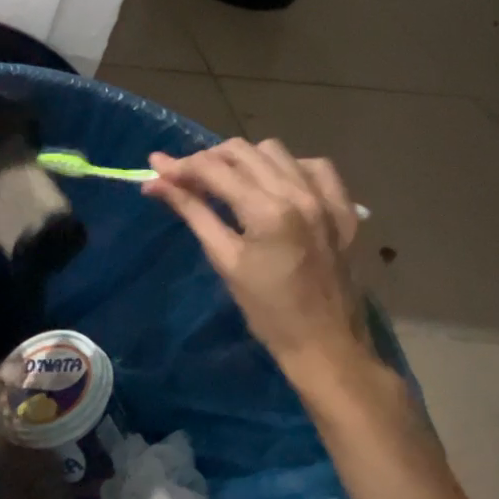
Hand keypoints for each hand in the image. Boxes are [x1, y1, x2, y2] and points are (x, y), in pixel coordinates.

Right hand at [142, 138, 365, 375]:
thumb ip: (191, 210)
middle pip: (241, 151)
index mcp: (268, 211)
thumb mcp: (223, 258)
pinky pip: (316, 167)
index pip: (213, 169)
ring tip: (228, 182)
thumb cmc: (267, 310)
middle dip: (207, 160)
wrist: (327, 347)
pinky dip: (290, 167)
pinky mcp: (344, 210)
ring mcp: (326, 200)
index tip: (155, 170)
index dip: (179, 166)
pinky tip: (276, 185)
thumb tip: (154, 181)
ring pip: (275, 151)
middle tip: (187, 181)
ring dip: (245, 160)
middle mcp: (299, 194)